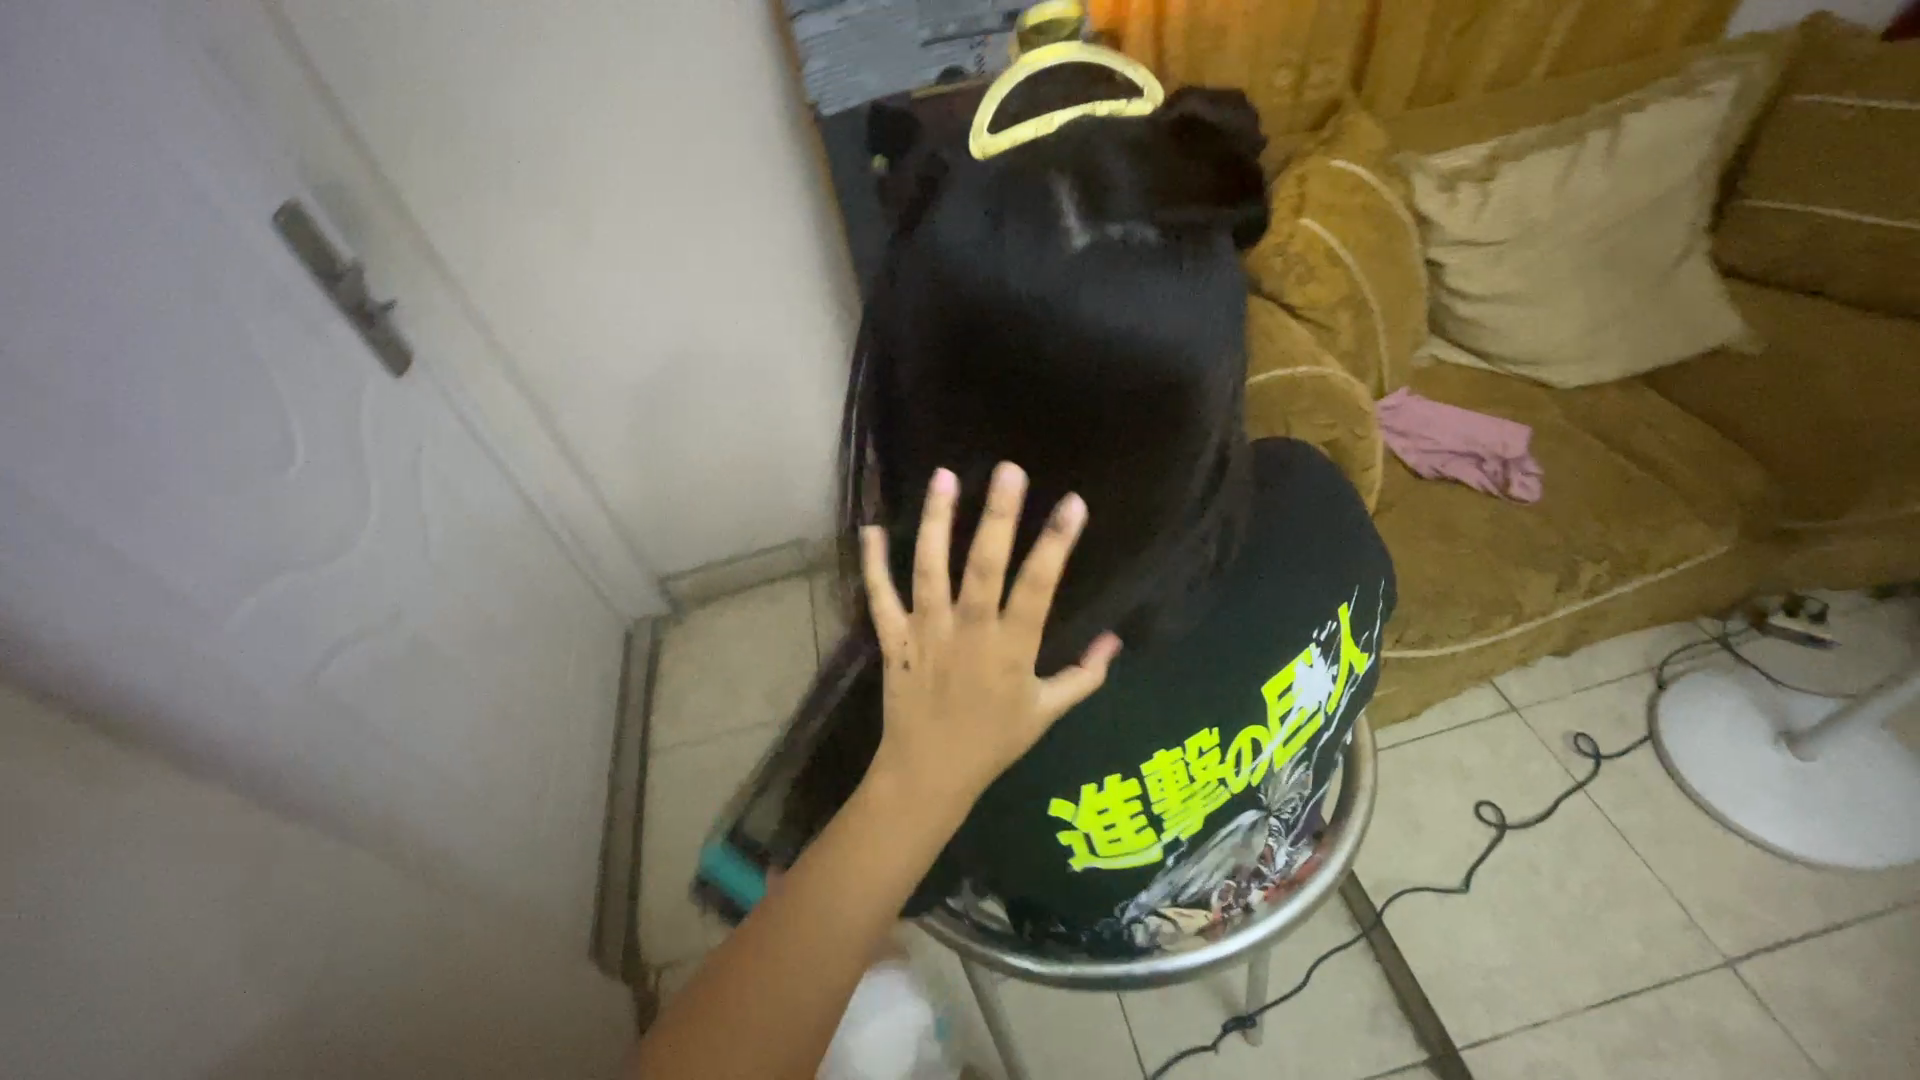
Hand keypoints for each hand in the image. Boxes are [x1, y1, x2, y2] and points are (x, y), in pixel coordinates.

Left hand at [860, 461, 1121, 810]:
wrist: (929, 773)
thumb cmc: (993, 742)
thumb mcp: (1047, 712)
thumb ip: (1084, 676)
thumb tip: (1115, 641)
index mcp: (1011, 649)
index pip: (1039, 588)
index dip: (1057, 544)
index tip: (1073, 502)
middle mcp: (968, 633)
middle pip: (983, 568)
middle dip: (997, 518)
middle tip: (1008, 471)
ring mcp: (926, 633)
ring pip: (929, 570)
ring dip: (935, 523)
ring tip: (944, 477)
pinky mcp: (894, 640)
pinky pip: (880, 597)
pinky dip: (872, 564)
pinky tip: (869, 528)